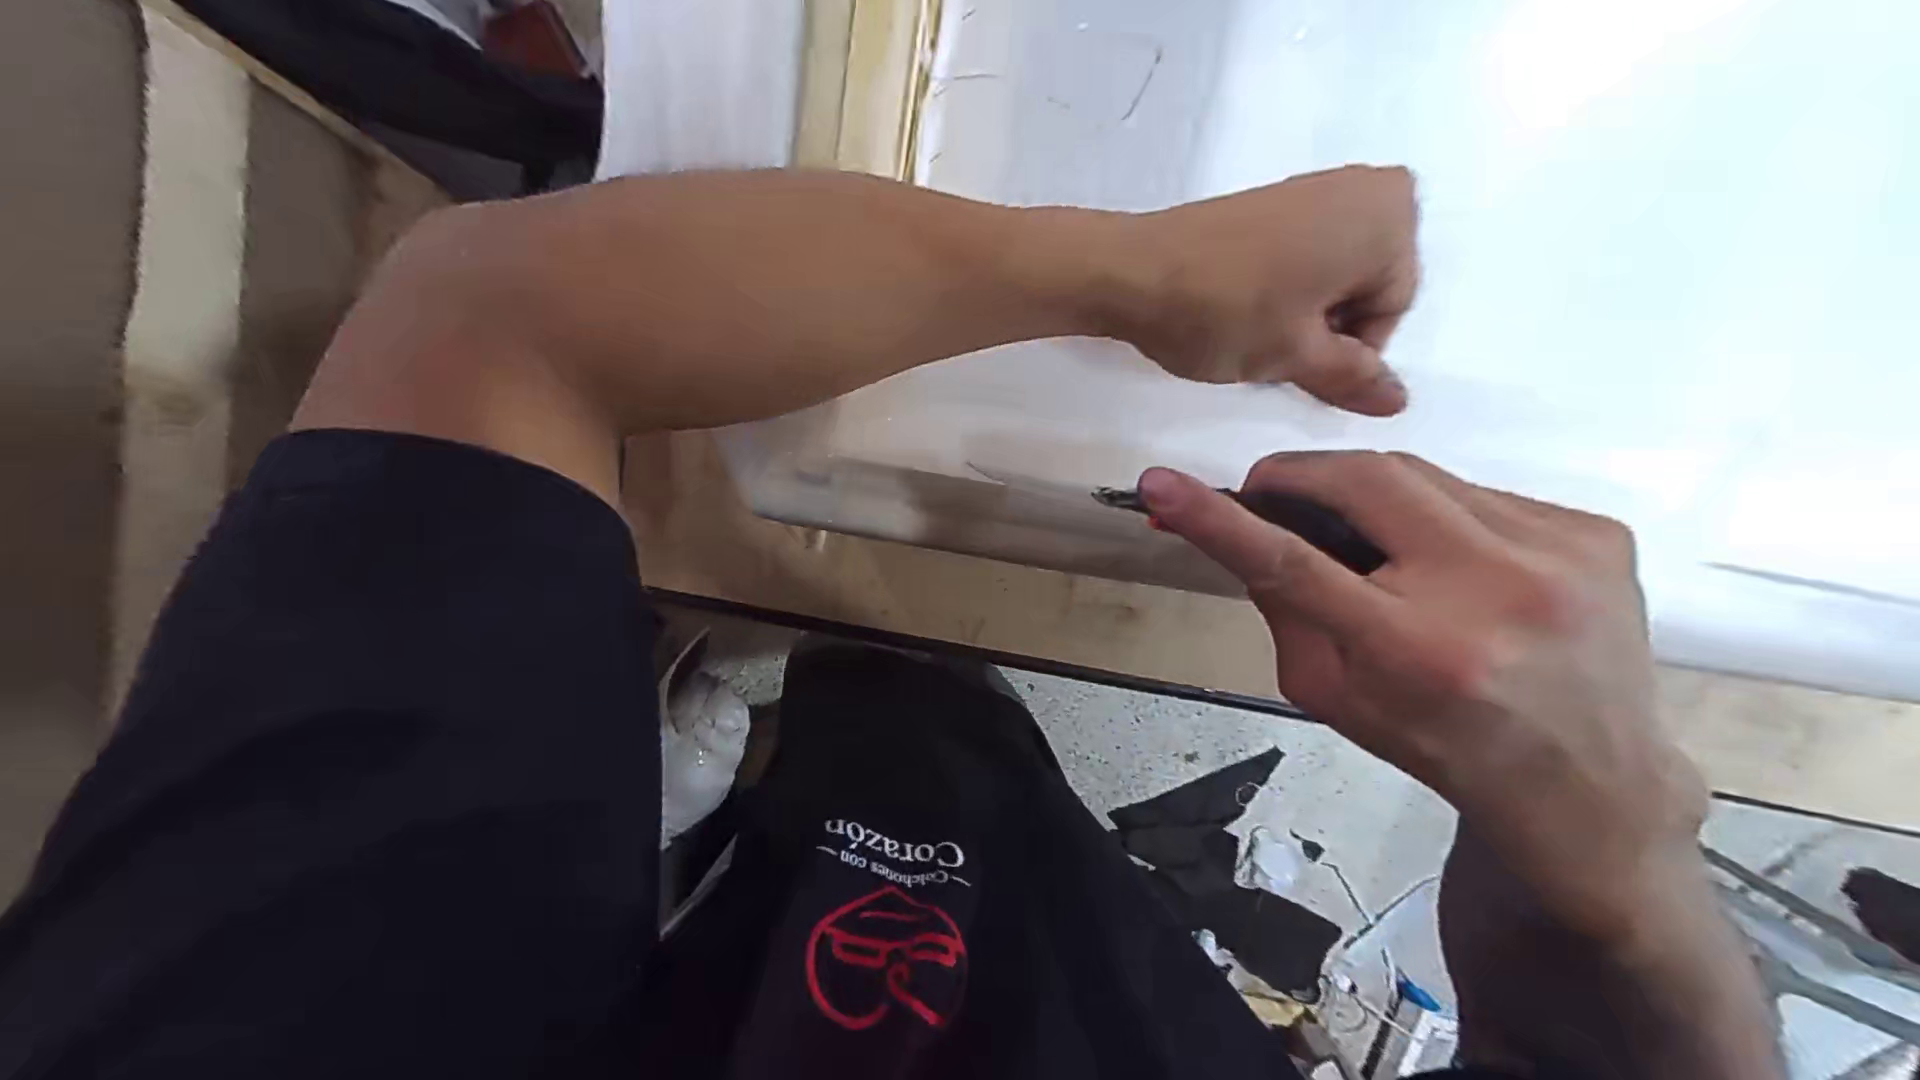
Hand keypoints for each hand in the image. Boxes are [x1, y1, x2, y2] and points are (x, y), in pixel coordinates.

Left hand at [1123, 166, 1419, 415]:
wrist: (1132, 272)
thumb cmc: (1224, 312)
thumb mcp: (1293, 354)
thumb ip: (1351, 377)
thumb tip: (1398, 403)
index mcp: (1391, 213)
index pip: (1391, 312)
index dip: (1344, 354)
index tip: (1293, 367)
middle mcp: (1364, 188)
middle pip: (1362, 293)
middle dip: (1322, 334)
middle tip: (1267, 352)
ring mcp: (1312, 191)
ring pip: (1327, 283)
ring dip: (1297, 321)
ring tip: (1247, 336)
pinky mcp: (1269, 206)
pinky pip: (1297, 263)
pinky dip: (1277, 296)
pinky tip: (1237, 314)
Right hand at [1138, 453, 1709, 943]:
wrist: (1581, 779)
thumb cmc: (1430, 740)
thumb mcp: (1326, 691)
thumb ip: (1281, 607)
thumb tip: (1243, 530)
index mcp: (1414, 651)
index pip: (1292, 563)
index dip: (1217, 517)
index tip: (1159, 484)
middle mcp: (1495, 591)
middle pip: (1364, 482)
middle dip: (1299, 475)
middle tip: (1268, 493)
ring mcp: (1560, 552)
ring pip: (1417, 473)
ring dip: (1365, 494)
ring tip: (1364, 540)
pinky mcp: (1598, 532)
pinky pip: (1472, 491)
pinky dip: (1429, 511)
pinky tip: (1441, 559)